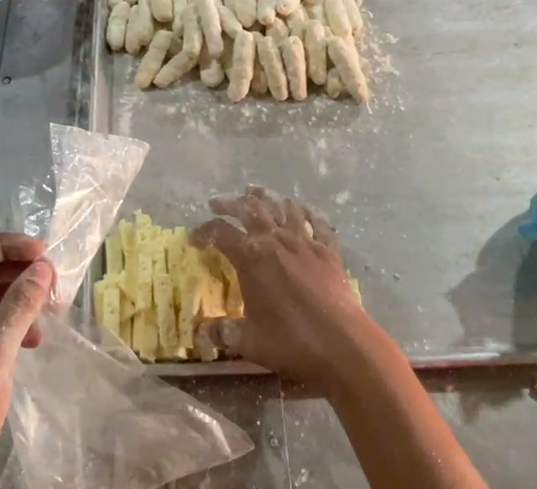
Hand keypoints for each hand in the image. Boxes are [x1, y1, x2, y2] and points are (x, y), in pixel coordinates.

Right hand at [191, 187, 386, 390]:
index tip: (193, 238)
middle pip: (250, 209)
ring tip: (256, 193)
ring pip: (283, 207)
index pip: (220, 233)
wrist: (342, 343)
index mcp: (252, 257)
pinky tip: (304, 209)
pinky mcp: (328, 251)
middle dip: (230, 203)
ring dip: (267, 198)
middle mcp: (276, 240)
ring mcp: (305, 242)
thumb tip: (200, 332)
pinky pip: (318, 222)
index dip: (204, 231)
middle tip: (217, 202)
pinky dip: (308, 212)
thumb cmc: (291, 341)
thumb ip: (222, 332)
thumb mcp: (249, 341)